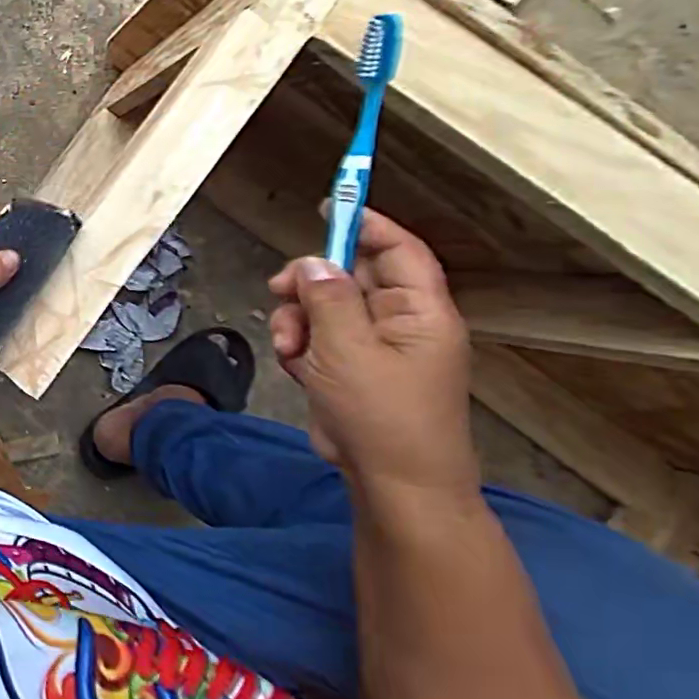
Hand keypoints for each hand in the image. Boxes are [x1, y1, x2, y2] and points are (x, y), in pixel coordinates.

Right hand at [268, 207, 475, 495]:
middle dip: (311, 283)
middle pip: (351, 277)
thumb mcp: (348, 350)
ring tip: (287, 346)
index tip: (329, 208)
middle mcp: (400, 323)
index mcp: (419, 311)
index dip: (366, 223)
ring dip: (298, 320)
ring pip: (326, 308)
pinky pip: (320, 339)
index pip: (397, 249)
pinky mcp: (352, 370)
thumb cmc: (381, 417)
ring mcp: (375, 348)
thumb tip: (314, 263)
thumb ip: (328, 298)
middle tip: (279, 290)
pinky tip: (293, 365)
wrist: (393, 490)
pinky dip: (301, 346)